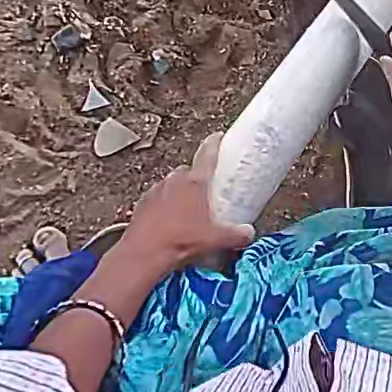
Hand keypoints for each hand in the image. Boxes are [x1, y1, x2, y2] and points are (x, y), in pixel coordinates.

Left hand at [111, 133, 255, 273]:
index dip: (215, 143)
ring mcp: (156, 190)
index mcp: (195, 182)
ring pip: (171, 184)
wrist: (143, 255)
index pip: (207, 153)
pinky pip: (157, 198)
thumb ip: (236, 235)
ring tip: (186, 209)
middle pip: (188, 170)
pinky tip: (168, 220)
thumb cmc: (181, 241)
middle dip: (196, 177)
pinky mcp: (142, 204)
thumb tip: (249, 233)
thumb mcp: (216, 239)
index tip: (219, 137)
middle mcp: (175, 180)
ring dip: (178, 191)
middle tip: (205, 191)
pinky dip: (163, 204)